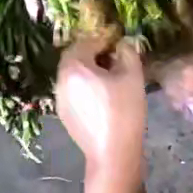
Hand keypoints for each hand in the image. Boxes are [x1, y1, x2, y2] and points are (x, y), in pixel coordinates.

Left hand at [57, 35, 146, 182]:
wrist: (113, 154)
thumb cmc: (124, 111)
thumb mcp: (132, 76)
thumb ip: (127, 52)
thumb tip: (122, 43)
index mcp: (74, 67)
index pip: (87, 41)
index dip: (104, 38)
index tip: (119, 40)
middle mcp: (60, 80)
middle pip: (75, 58)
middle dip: (95, 53)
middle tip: (116, 57)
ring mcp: (60, 99)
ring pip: (74, 75)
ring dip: (90, 70)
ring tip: (112, 76)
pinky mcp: (64, 114)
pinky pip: (74, 91)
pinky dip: (86, 86)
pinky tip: (104, 96)